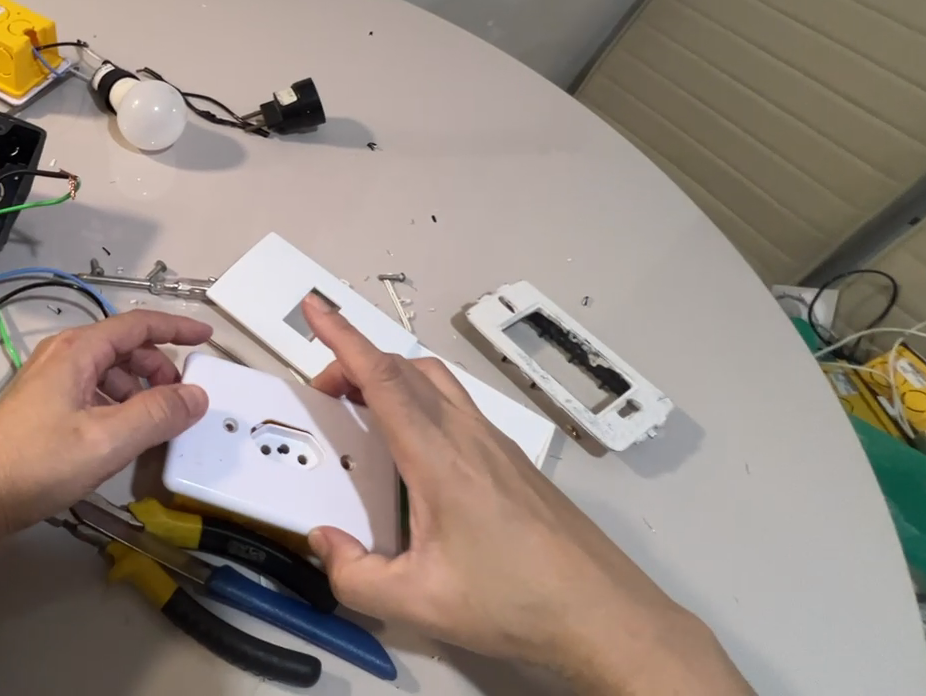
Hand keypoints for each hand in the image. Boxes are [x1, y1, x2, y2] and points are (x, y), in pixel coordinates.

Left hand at [0, 308, 212, 532]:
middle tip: (180, 401)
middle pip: (124, 347)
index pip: (138, 324)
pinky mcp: (43, 404)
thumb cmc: (39, 462)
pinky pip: (92, 391)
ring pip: (109, 372)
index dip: (175, 328)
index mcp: (79, 350)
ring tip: (153, 426)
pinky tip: (121, 437)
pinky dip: (117, 405)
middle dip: (158, 368)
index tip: (206, 337)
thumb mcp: (108, 441)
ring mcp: (50, 379)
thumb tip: (196, 395)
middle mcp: (63, 355)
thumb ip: (157, 415)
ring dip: (137, 391)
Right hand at [299, 297, 750, 693]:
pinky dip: (415, 395)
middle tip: (324, 392)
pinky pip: (451, 400)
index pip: (382, 377)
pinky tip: (412, 444)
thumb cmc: (516, 602)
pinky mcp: (509, 455)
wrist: (610, 619)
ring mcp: (492, 440)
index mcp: (437, 456)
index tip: (316, 307)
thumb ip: (356, 578)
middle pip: (401, 368)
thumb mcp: (422, 605)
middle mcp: (464, 433)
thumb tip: (322, 543)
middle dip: (352, 361)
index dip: (342, 336)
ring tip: (362, 407)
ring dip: (388, 374)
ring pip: (431, 377)